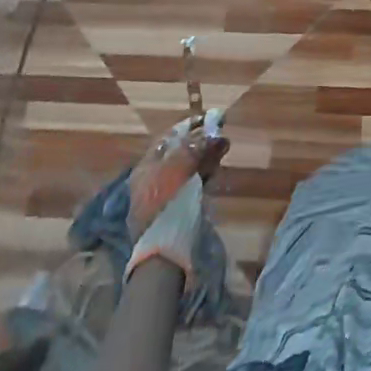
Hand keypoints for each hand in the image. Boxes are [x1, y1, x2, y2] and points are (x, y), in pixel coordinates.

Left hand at [127, 117, 228, 235]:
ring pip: (187, 168)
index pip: (169, 138)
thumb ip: (195, 148)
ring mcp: (166, 195)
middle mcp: (153, 178)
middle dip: (201, 140)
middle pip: (179, 152)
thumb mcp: (179, 169)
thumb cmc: (168, 206)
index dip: (190, 125)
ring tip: (223, 147)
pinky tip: (216, 170)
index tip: (211, 116)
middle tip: (221, 131)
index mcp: (147, 166)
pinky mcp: (178, 209)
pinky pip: (192, 184)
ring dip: (205, 156)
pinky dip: (204, 173)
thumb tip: (216, 133)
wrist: (164, 254)